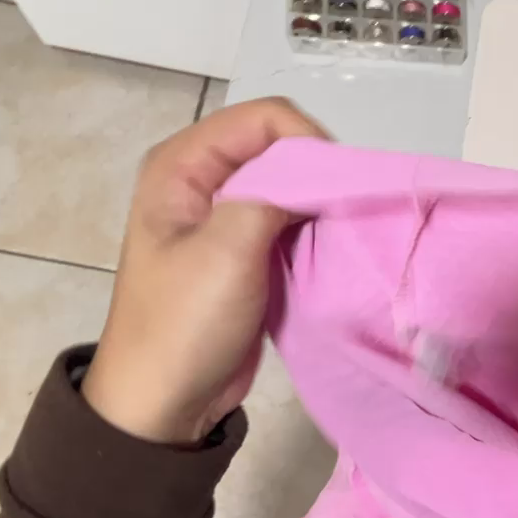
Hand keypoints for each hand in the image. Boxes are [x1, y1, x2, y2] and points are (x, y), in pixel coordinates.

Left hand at [82, 98, 326, 443]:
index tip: (342, 189)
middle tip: (350, 217)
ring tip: (346, 237)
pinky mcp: (249, 254)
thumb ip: (272, 197)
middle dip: (321, 175)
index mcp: (184, 166)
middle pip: (280, 150)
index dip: (309, 143)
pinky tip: (333, 255)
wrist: (166, 398)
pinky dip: (317, 234)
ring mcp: (227, 220)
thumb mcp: (226, 250)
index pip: (263, 119)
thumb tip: (322, 174)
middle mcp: (206, 182)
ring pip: (291, 189)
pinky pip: (292, 226)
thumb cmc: (185, 324)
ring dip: (322, 208)